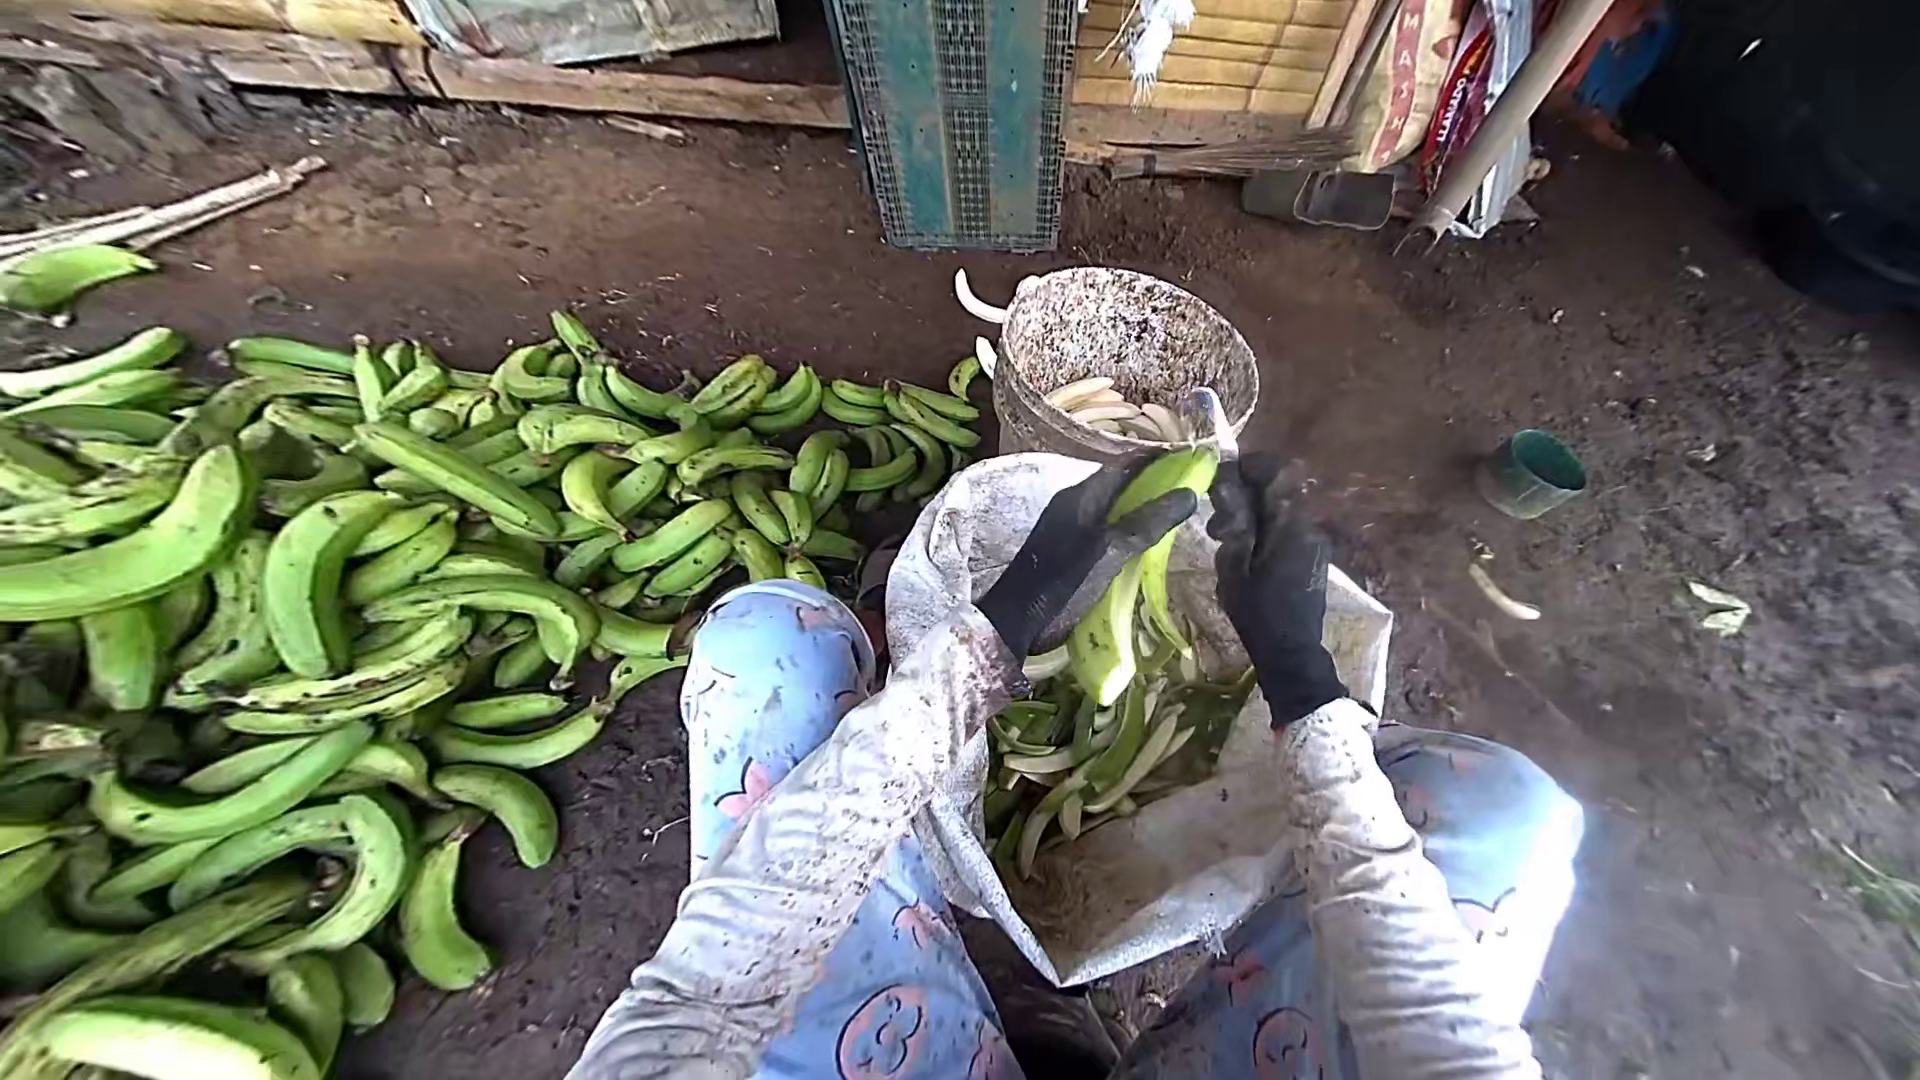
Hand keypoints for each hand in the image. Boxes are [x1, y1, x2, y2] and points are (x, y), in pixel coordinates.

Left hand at [977, 464, 1196, 658]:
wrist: (1016, 622)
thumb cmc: (1062, 584)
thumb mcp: (1110, 551)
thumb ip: (1147, 523)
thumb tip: (1188, 493)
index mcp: (1080, 497)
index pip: (1124, 465)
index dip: (1157, 459)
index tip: (1191, 459)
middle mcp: (1074, 506)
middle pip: (1119, 486)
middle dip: (1153, 484)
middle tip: (1191, 489)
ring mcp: (1069, 529)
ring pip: (1113, 510)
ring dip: (1141, 509)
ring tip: (1177, 514)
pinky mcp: (1069, 552)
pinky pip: (1106, 532)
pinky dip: (1128, 532)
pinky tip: (1147, 545)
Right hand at [1208, 453, 1347, 726]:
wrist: (1291, 650)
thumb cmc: (1257, 611)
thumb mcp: (1234, 566)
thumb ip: (1233, 522)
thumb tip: (1227, 484)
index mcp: (1290, 524)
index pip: (1278, 472)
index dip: (1249, 466)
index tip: (1221, 475)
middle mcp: (1308, 525)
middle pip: (1277, 490)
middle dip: (1243, 494)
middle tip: (1214, 517)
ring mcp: (1313, 540)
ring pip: (1279, 510)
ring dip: (1250, 514)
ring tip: (1222, 538)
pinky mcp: (1310, 554)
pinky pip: (1285, 527)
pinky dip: (1262, 529)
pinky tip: (1242, 552)